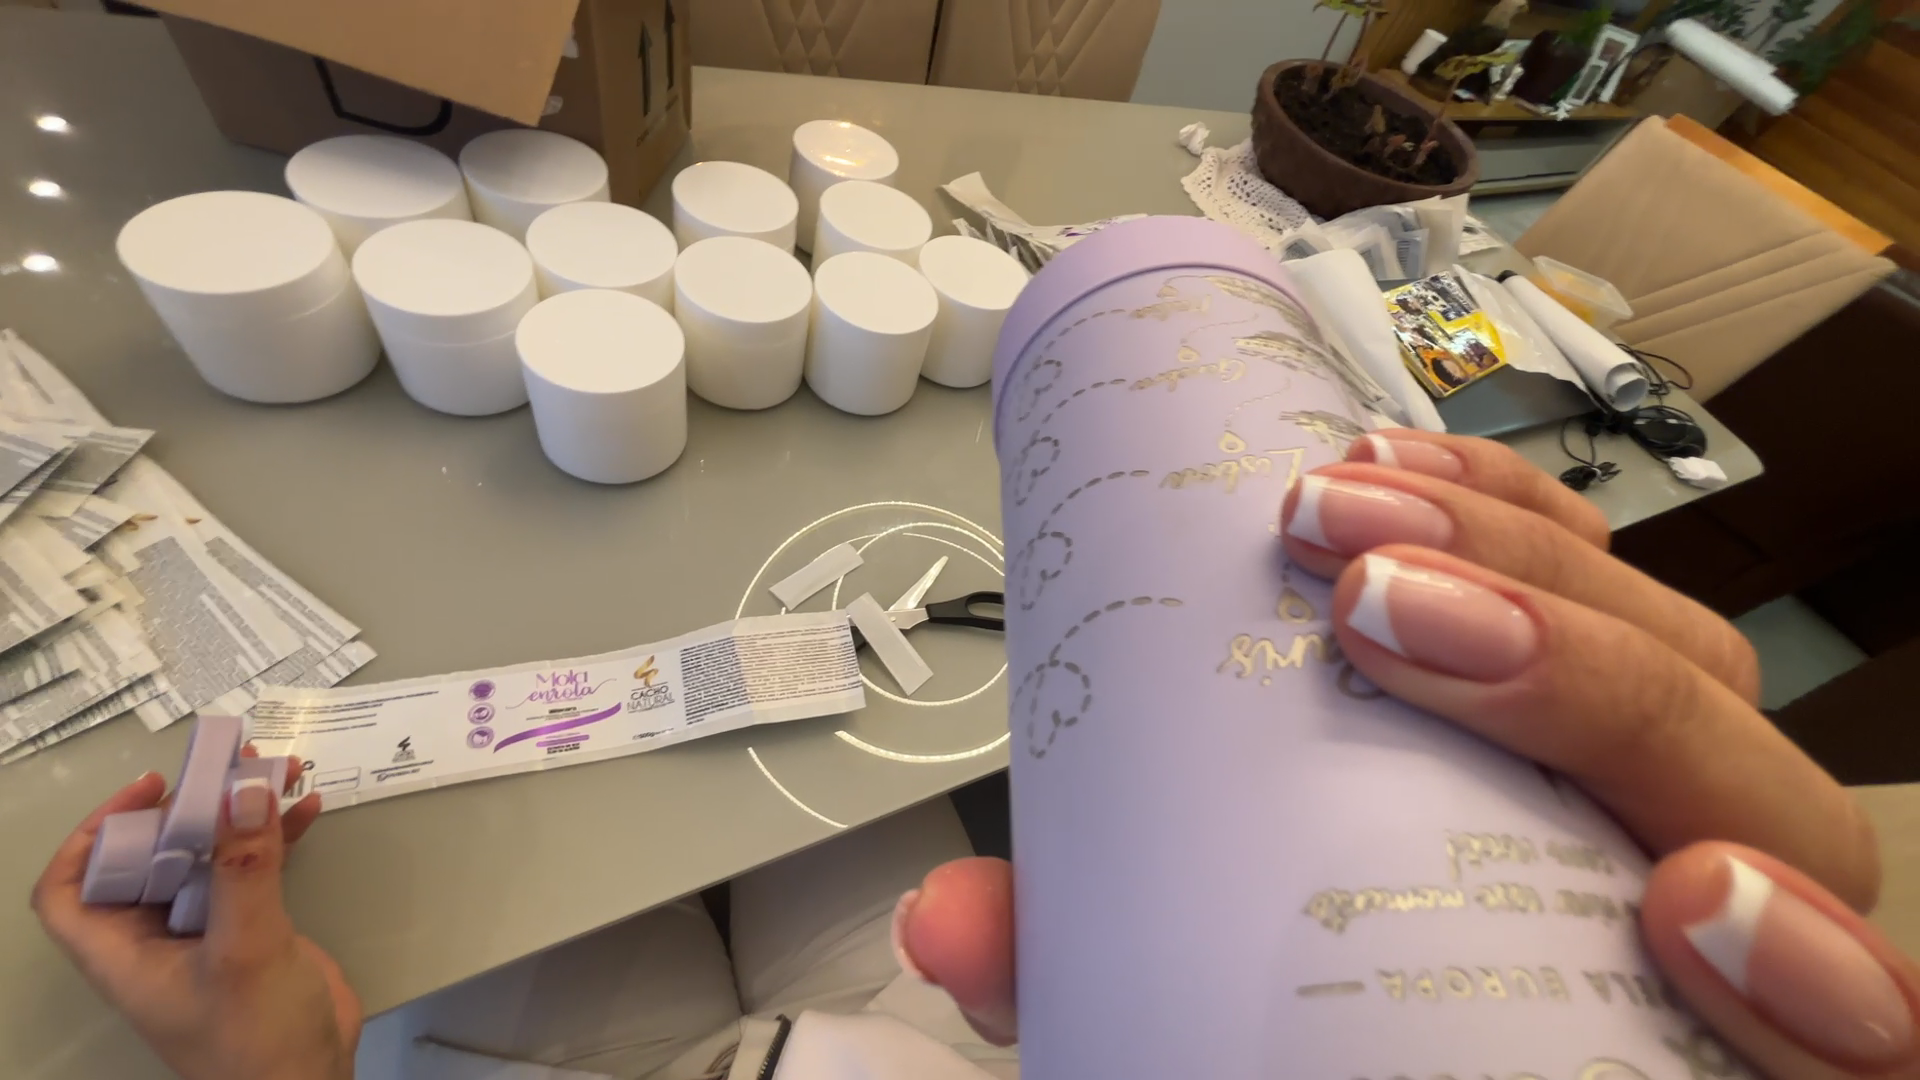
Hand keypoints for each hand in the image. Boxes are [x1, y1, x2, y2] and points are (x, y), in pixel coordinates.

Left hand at [33, 756, 361, 1079]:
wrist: (305, 1076)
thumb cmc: (250, 1028)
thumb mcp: (246, 945)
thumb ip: (247, 869)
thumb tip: (243, 790)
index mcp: (124, 951)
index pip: (75, 886)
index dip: (99, 834)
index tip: (152, 787)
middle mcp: (159, 937)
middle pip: (154, 859)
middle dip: (191, 809)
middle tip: (236, 765)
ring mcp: (212, 931)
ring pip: (212, 858)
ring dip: (242, 816)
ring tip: (283, 773)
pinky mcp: (260, 928)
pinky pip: (260, 869)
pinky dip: (282, 837)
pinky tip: (311, 811)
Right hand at [897, 431, 1914, 1078]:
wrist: (1314, 932)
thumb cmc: (1287, 977)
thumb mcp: (1178, 996)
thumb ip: (1081, 974)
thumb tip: (939, 928)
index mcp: (1641, 1025)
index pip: (1821, 1028)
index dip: (1808, 980)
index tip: (1675, 903)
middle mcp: (1677, 887)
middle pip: (1722, 766)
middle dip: (1560, 667)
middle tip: (1355, 593)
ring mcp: (1633, 764)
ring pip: (1668, 640)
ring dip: (1512, 546)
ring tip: (1341, 493)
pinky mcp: (1558, 673)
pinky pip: (1587, 560)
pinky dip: (1505, 501)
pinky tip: (1404, 462)